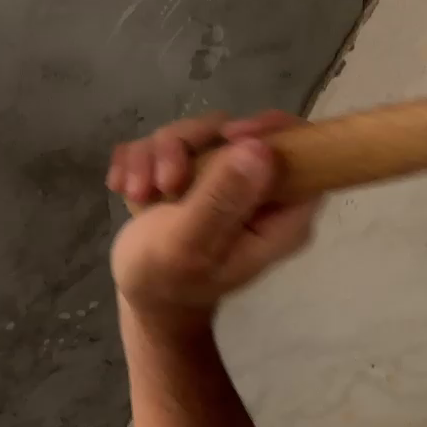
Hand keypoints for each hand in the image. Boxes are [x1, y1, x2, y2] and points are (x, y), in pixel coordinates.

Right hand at [107, 113, 318, 334]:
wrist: (140, 296)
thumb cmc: (168, 280)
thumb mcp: (191, 244)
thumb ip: (222, 198)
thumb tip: (260, 149)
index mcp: (280, 214)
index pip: (303, 153)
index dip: (270, 131)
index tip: (228, 135)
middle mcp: (256, 188)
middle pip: (232, 131)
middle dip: (185, 149)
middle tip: (162, 183)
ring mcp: (221, 175)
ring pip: (193, 134)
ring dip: (153, 157)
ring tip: (136, 193)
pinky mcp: (189, 168)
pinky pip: (163, 142)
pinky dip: (138, 159)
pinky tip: (123, 187)